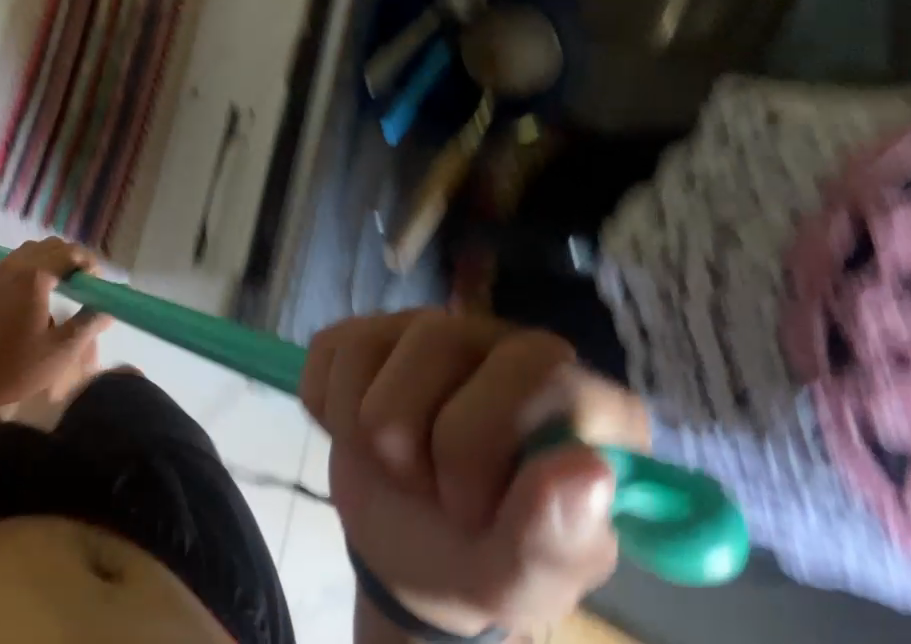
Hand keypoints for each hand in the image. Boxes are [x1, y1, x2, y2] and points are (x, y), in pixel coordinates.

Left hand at [0, 238, 112, 422]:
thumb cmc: (14, 367)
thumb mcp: (60, 350)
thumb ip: (89, 324)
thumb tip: (109, 309)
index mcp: (33, 275)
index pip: (69, 252)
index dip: (89, 264)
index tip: (99, 286)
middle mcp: (12, 266)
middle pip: (49, 247)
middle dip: (71, 260)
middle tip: (85, 288)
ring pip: (30, 253)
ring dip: (51, 263)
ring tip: (64, 292)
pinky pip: (15, 265)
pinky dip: (33, 270)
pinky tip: (38, 300)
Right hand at [301, 310, 649, 636]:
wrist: (412, 552)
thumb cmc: (486, 561)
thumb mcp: (528, 580)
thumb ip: (560, 536)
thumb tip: (583, 466)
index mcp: (580, 396)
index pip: (532, 370)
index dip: (478, 447)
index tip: (470, 512)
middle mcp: (507, 342)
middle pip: (435, 344)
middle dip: (409, 444)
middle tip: (430, 492)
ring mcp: (430, 328)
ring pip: (367, 350)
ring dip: (364, 434)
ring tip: (396, 467)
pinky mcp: (364, 332)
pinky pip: (326, 355)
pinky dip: (329, 413)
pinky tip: (359, 437)